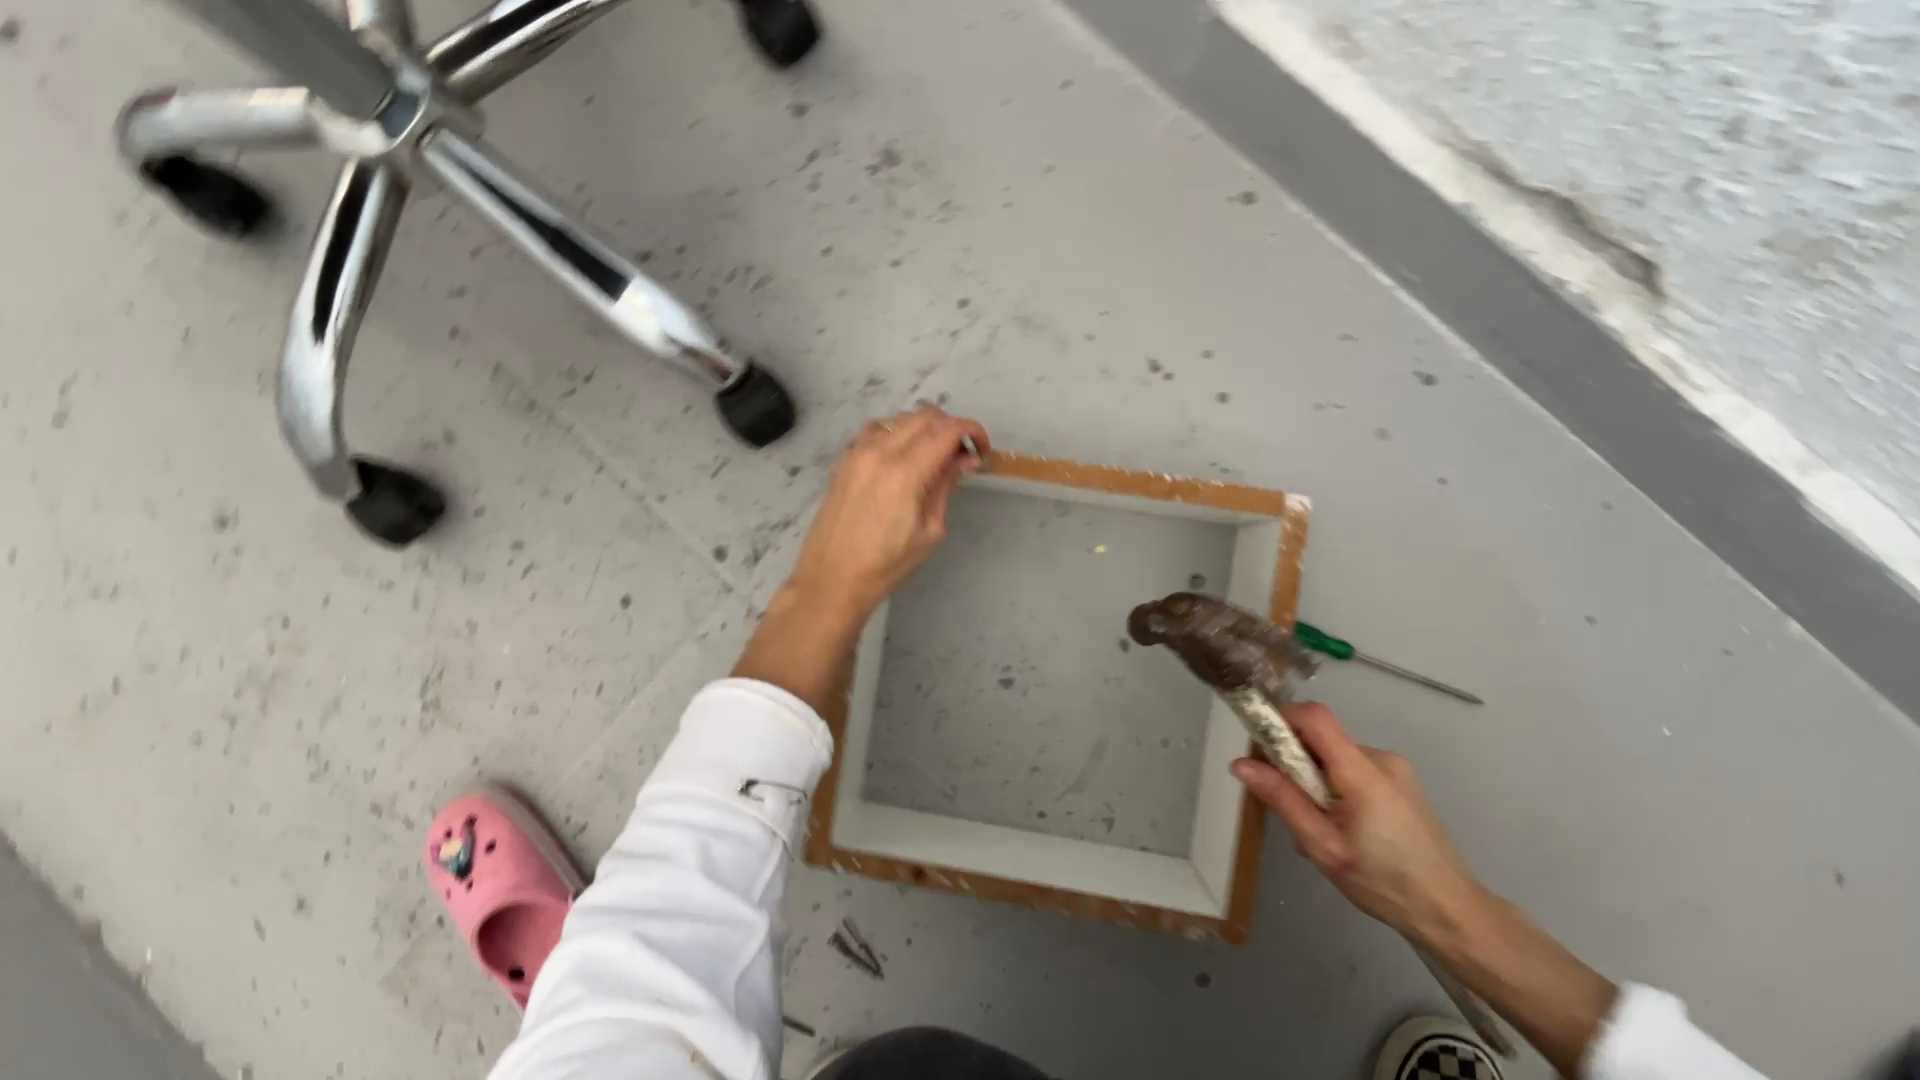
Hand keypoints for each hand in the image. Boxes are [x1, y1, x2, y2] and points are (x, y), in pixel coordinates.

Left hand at [787, 405, 990, 618]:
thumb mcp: (930, 530)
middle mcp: (880, 452)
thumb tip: (967, 459)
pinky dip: (898, 434)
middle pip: (926, 416)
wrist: (833, 578)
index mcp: (906, 473)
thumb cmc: (888, 564)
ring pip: (901, 419)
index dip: (972, 432)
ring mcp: (858, 452)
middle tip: (961, 456)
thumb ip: (946, 485)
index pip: (948, 430)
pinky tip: (903, 459)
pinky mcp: (845, 460)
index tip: (982, 450)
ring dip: (924, 429)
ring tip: (933, 457)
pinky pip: (877, 430)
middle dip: (951, 428)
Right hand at [1231, 702, 1485, 947]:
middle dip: (1295, 767)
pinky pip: (1354, 772)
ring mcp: (1396, 770)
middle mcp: (1381, 759)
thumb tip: (1241, 763)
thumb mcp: (1323, 846)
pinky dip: (1336, 791)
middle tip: (1291, 813)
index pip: (1314, 717)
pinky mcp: (1402, 783)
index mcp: (1363, 772)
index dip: (1280, 719)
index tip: (1259, 747)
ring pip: (1336, 759)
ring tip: (1320, 834)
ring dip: (1315, 784)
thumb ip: (1283, 800)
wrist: (1451, 910)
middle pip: (1322, 740)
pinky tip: (1343, 831)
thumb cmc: (1384, 883)